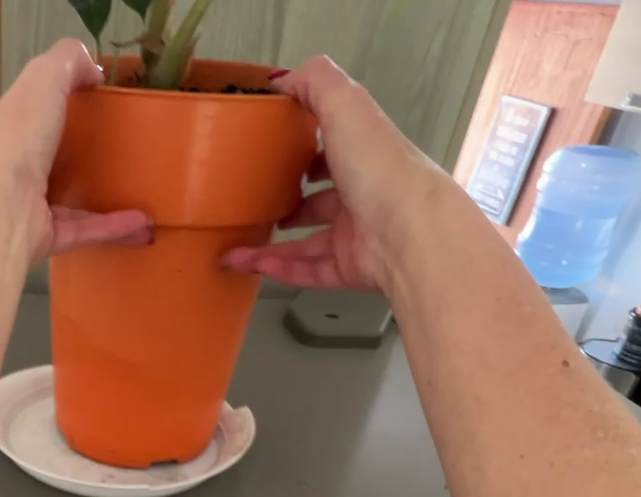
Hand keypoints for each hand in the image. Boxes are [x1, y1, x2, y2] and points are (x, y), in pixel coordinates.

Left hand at [0, 39, 153, 261]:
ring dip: (108, 202)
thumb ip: (68, 63)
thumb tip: (93, 69)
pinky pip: (85, 232)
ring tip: (144, 197)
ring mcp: (30, 208)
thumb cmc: (15, 140)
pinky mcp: (45, 239)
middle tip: (125, 152)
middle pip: (55, 162)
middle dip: (85, 159)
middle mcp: (17, 170)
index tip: (101, 105)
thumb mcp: (43, 80)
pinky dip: (114, 229)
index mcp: (13, 130)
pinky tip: (143, 225)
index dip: (64, 108)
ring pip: (73, 204)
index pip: (38, 116)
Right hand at [222, 57, 444, 291]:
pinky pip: (305, 272)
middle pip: (318, 203)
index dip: (304, 152)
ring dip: (268, 246)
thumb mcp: (345, 105)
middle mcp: (362, 197)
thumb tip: (283, 80)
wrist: (406, 231)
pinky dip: (276, 269)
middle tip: (254, 206)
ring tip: (234, 246)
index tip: (271, 155)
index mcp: (365, 157)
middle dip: (286, 204)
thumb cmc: (380, 167)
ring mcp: (354, 237)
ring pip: (304, 244)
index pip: (332, 153)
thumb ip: (315, 84)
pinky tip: (247, 263)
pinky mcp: (346, 270)